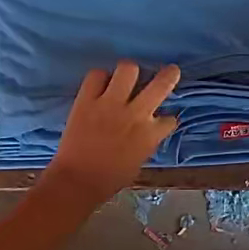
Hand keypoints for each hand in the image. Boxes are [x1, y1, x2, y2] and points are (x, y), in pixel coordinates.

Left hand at [39, 62, 180, 206]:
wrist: (78, 180)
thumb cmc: (110, 179)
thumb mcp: (138, 163)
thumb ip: (145, 143)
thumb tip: (146, 133)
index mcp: (150, 134)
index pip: (169, 119)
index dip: (166, 119)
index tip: (161, 120)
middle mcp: (135, 114)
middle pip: (161, 84)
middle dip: (169, 75)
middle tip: (170, 71)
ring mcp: (110, 104)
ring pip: (128, 69)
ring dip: (130, 72)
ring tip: (126, 78)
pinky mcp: (87, 99)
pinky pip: (96, 75)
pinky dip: (99, 78)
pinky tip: (100, 86)